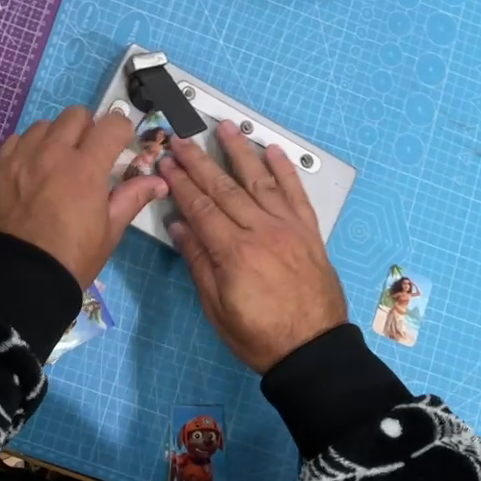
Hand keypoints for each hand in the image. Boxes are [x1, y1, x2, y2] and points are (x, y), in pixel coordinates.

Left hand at [0, 105, 169, 285]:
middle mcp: (53, 153)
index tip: (121, 146)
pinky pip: (17, 139)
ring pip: (45, 124)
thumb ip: (132, 197)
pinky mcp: (0, 166)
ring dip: (58, 136)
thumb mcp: (109, 231)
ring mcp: (23, 157)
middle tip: (90, 153)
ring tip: (59, 162)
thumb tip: (159, 181)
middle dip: (89, 129)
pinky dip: (29, 146)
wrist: (20, 279)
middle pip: (76, 115)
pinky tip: (34, 168)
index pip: (112, 125)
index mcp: (86, 168)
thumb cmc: (72, 258)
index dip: (122, 132)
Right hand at [159, 121, 346, 371]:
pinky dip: (285, 170)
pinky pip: (296, 194)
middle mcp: (262, 232)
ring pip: (260, 181)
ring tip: (226, 127)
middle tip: (182, 139)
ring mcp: (289, 229)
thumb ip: (198, 262)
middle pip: (224, 188)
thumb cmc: (259, 336)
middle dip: (199, 161)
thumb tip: (179, 225)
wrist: (315, 353)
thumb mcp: (216, 307)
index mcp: (234, 253)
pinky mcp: (310, 232)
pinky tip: (274, 151)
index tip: (166, 162)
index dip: (180, 182)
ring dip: (240, 152)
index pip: (200, 207)